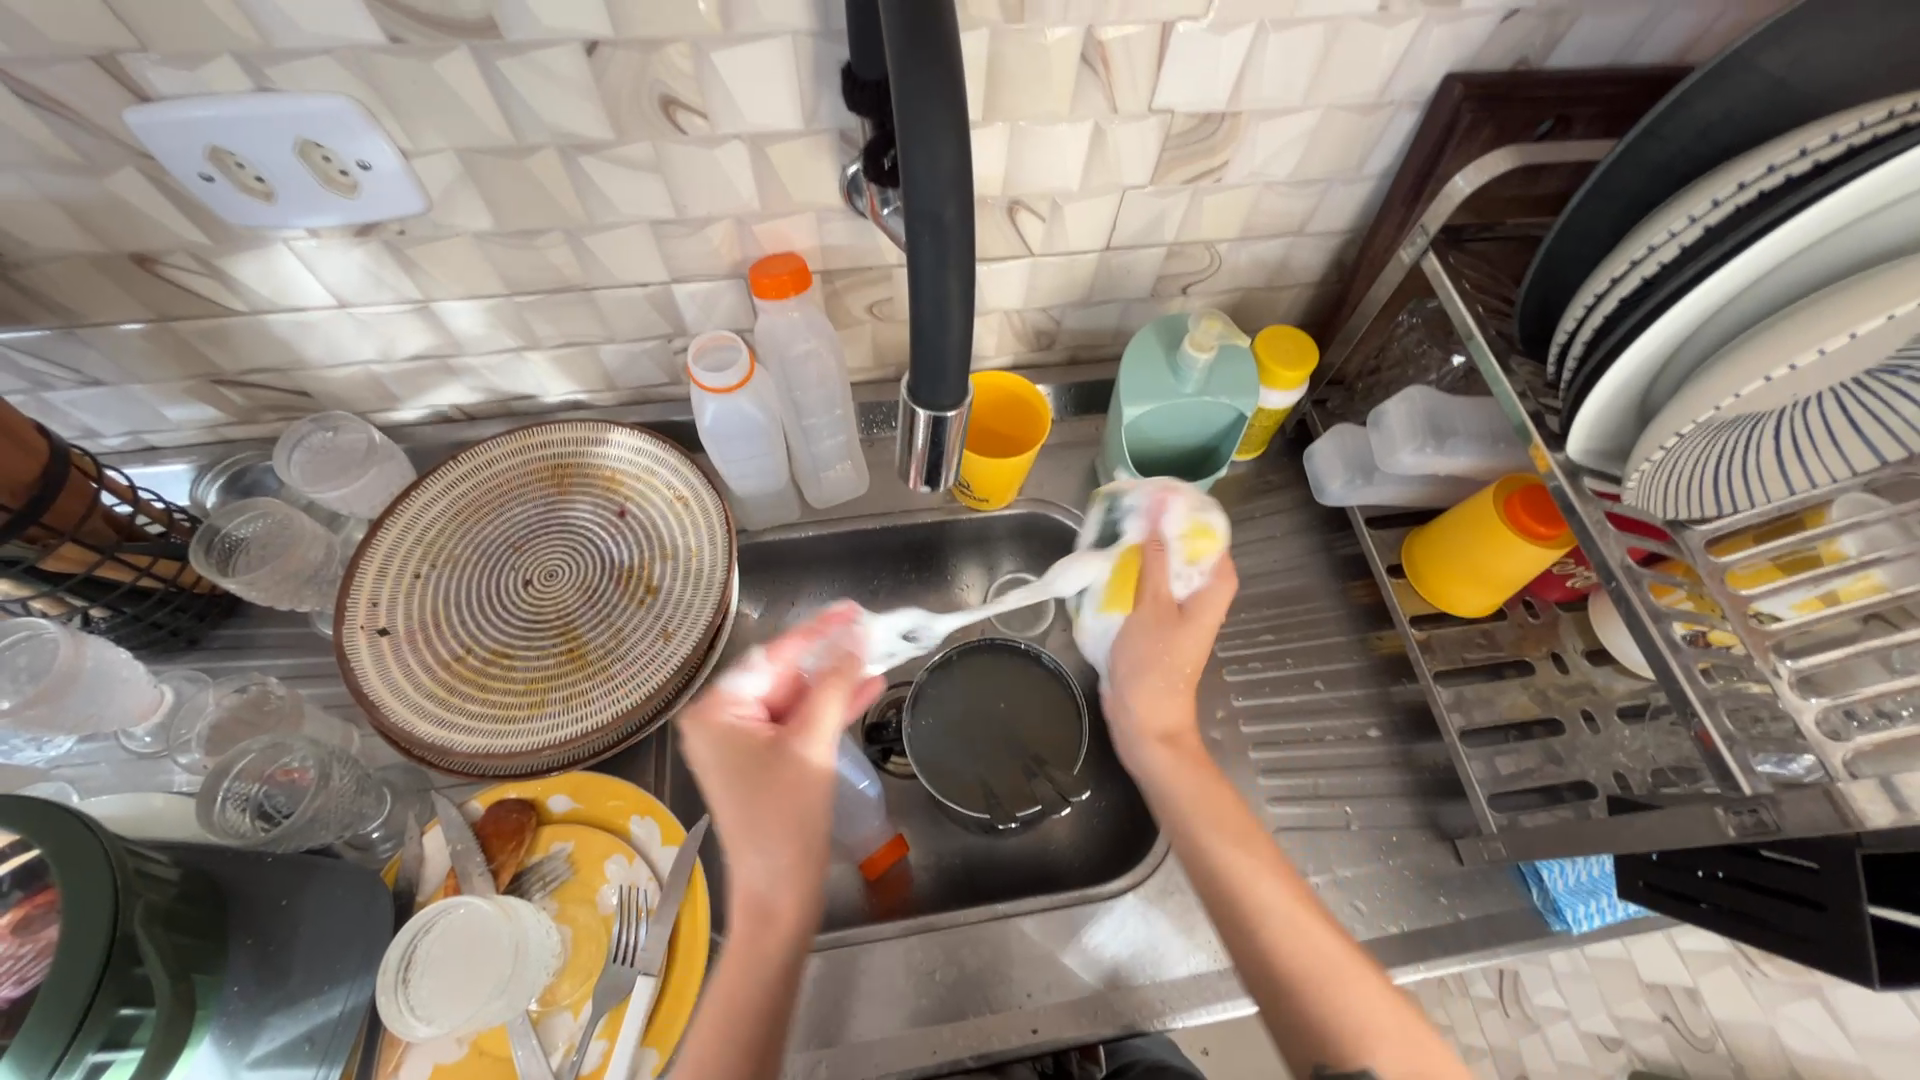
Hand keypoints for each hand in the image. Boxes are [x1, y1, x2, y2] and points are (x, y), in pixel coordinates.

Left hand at [675, 602, 884, 917]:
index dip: (816, 631)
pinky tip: (868, 687)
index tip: (851, 609)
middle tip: (870, 629)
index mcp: (717, 712)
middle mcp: (723, 722)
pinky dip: (831, 710)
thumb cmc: (785, 818)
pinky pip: (800, 724)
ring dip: (837, 682)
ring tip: (877, 654)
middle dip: (830, 658)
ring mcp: (744, 744)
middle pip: (785, 677)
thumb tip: (857, 635)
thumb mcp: (812, 743)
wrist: (780, 894)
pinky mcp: (766, 762)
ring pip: (798, 700)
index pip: (773, 657)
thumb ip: (835, 683)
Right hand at [1101, 517, 1236, 775]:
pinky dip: (1131, 578)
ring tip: (1115, 532)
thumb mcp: (1152, 606)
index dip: (1193, 517)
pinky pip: (1146, 592)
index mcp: (1212, 591)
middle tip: (1131, 510)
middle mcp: (1200, 599)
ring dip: (1142, 555)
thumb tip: (1159, 517)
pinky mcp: (1154, 628)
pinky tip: (1107, 568)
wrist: (1143, 721)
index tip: (1163, 496)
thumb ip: (1154, 561)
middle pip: (1186, 555)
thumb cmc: (1154, 664)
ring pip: (1163, 573)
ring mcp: (1176, 615)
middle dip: (1161, 532)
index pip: (1213, 541)